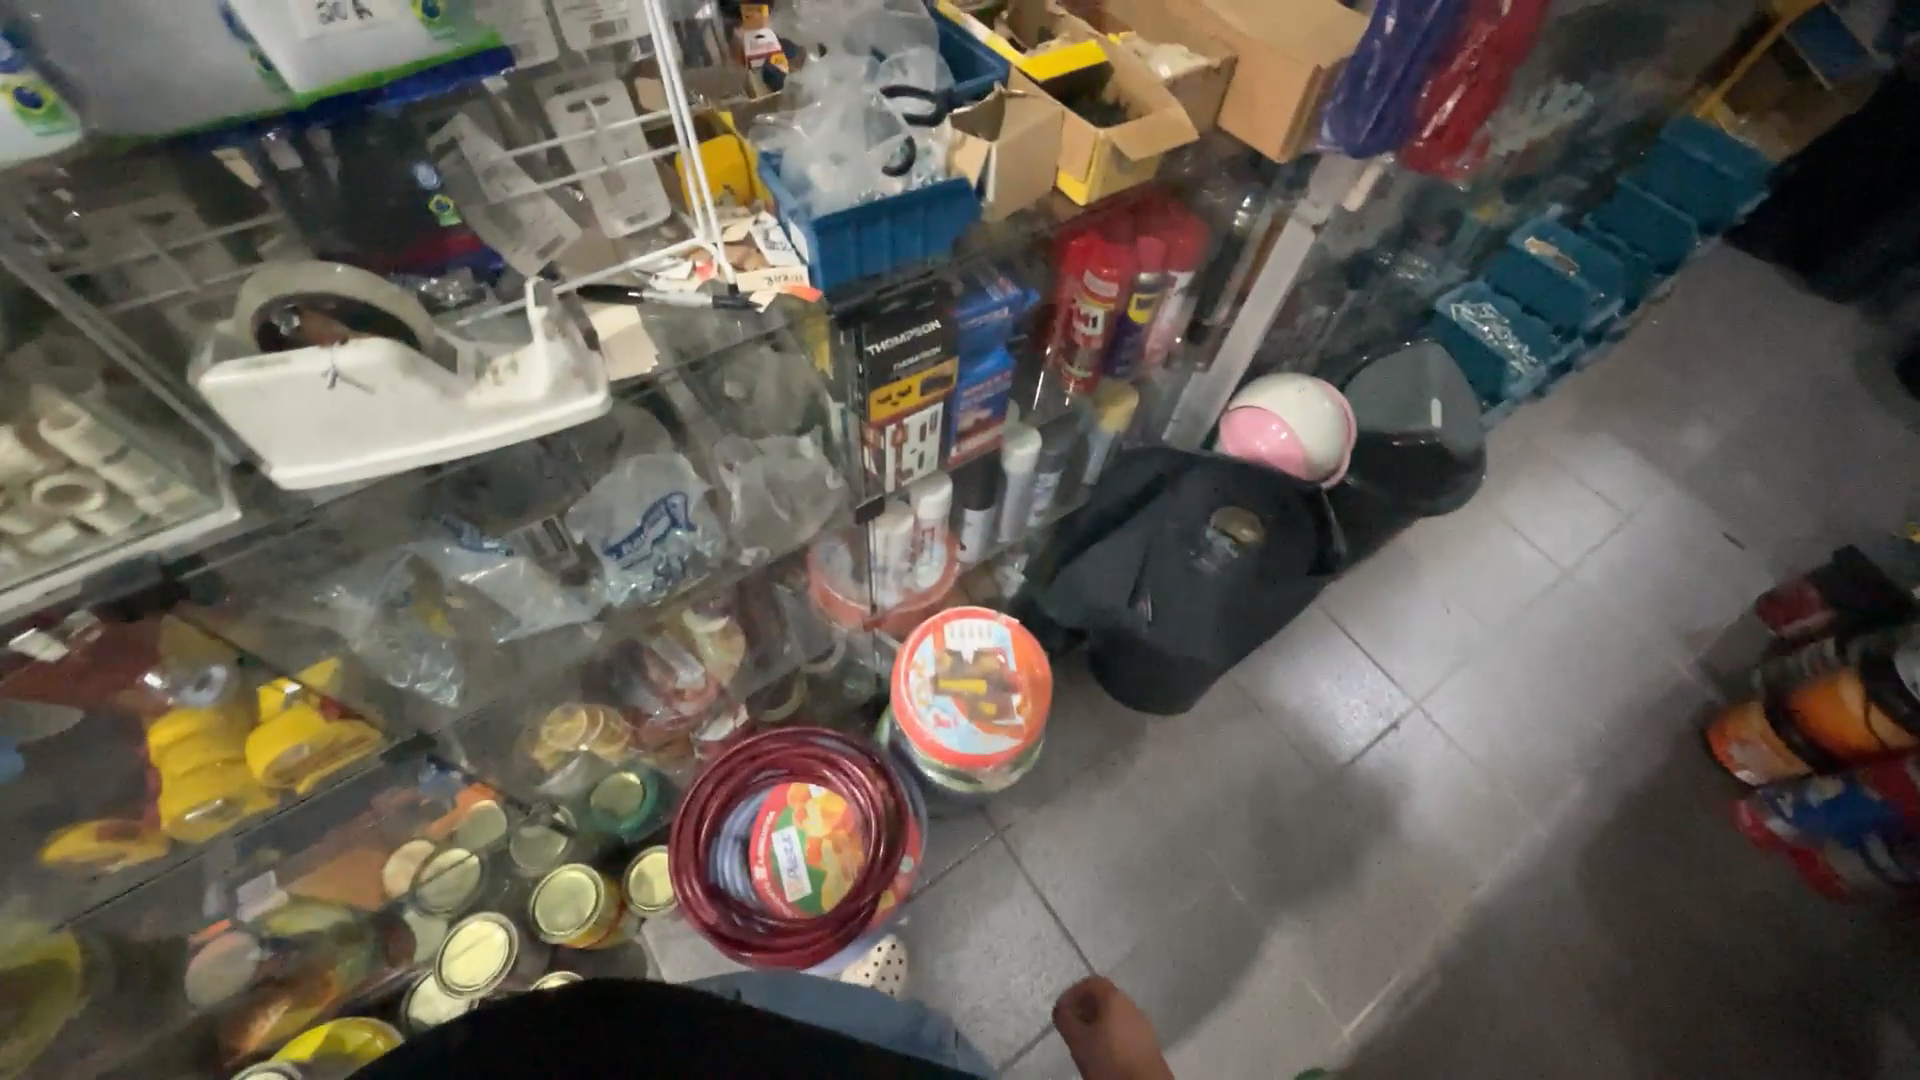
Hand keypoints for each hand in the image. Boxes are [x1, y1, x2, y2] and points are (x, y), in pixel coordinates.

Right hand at [1051, 976, 1174, 1079]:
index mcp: (1115, 998)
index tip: (1062, 1009)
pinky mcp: (1149, 1043)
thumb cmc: (1109, 1060)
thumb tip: (1061, 1008)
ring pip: (1115, 1016)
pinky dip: (1111, 1035)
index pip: (1092, 982)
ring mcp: (1143, 1024)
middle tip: (1071, 1025)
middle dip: (1085, 1008)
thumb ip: (1065, 1020)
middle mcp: (1131, 1005)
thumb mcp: (1078, 1041)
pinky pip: (1125, 1030)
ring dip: (1098, 1023)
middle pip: (1104, 998)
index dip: (1073, 992)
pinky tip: (1104, 1053)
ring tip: (1085, 1042)